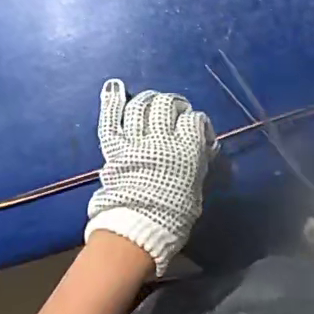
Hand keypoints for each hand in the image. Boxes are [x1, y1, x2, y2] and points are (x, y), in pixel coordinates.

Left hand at [85, 79, 215, 276]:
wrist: (138, 227)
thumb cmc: (173, 215)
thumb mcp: (195, 187)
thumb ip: (197, 163)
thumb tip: (202, 146)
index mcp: (187, 151)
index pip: (194, 121)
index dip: (196, 121)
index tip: (195, 127)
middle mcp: (161, 139)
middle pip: (167, 107)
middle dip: (173, 104)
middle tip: (174, 109)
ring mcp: (134, 141)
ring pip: (140, 107)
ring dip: (148, 100)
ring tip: (152, 100)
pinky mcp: (114, 147)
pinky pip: (110, 118)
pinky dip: (111, 100)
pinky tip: (114, 86)